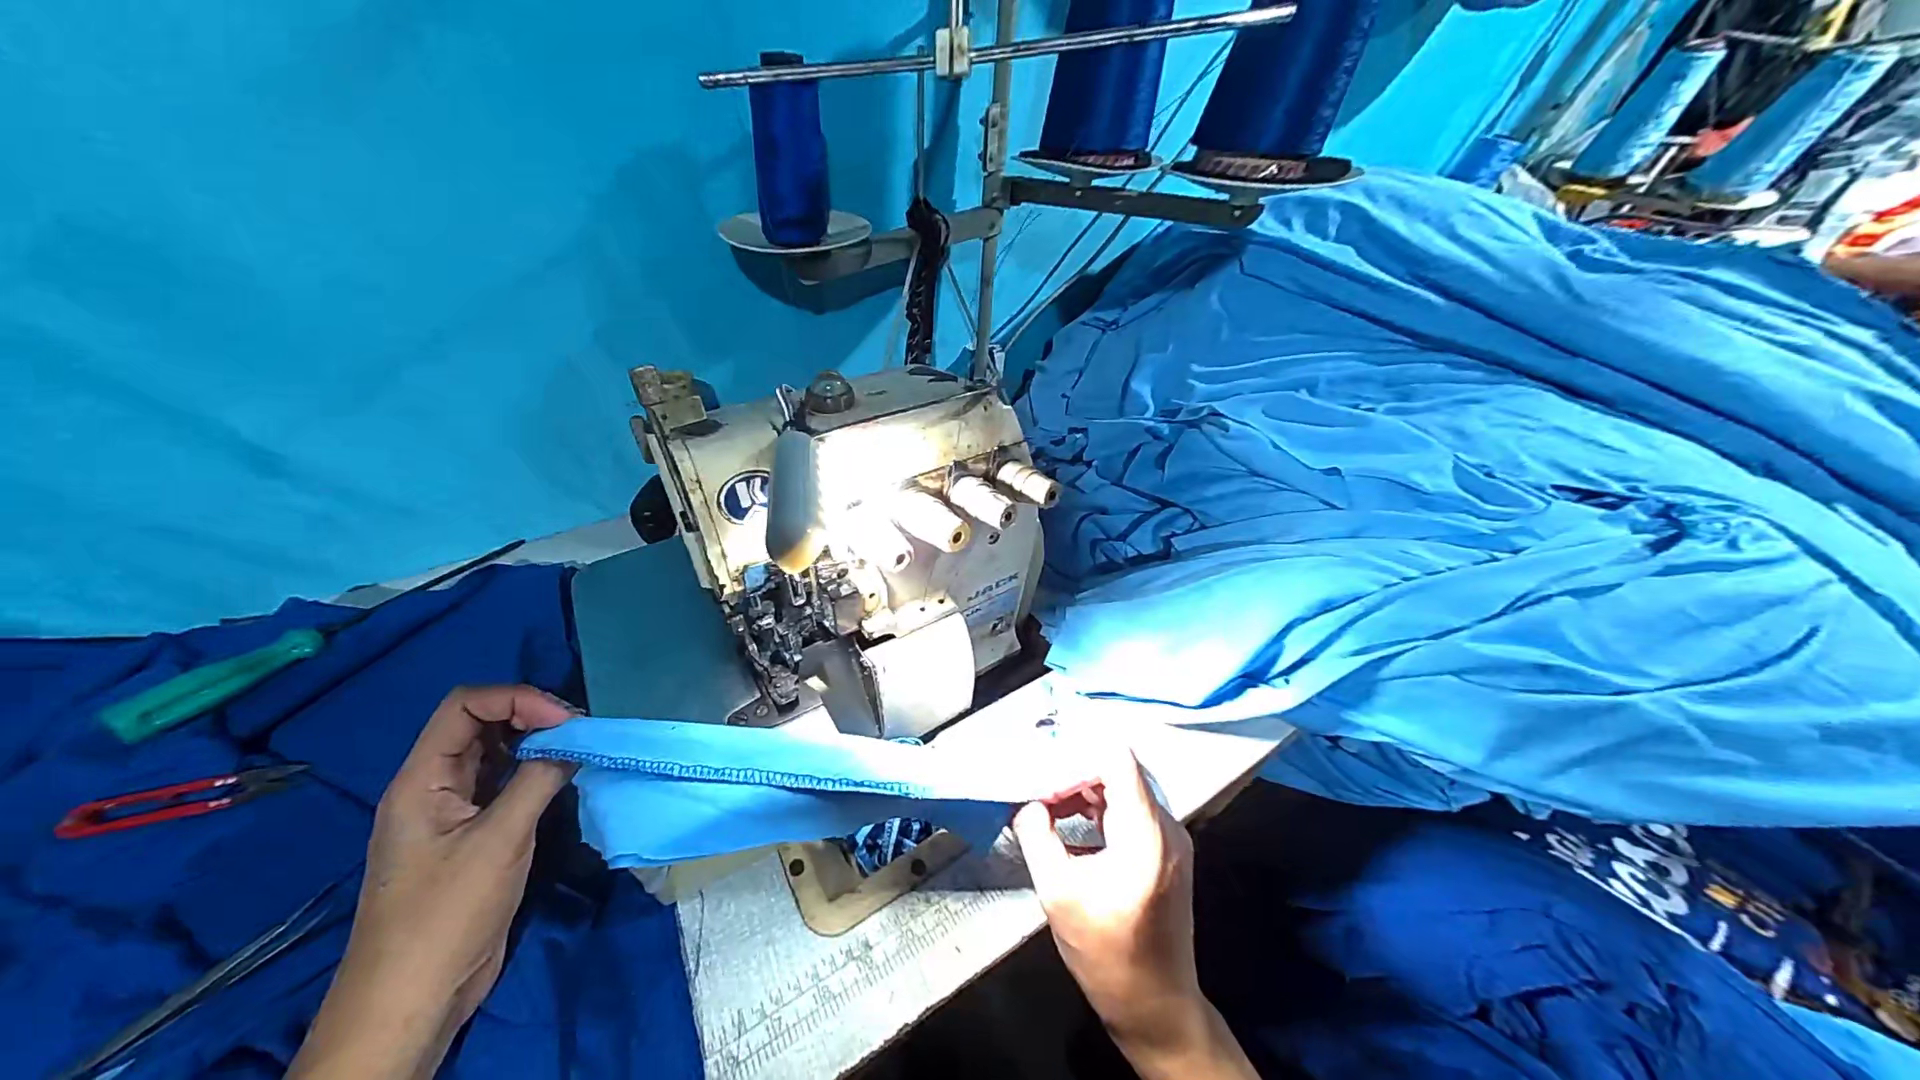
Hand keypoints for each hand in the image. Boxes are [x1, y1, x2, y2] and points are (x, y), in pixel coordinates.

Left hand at [290, 685, 578, 1079]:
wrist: (413, 998)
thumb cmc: (446, 914)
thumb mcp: (499, 841)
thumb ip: (538, 780)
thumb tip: (576, 740)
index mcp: (422, 779)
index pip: (465, 706)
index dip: (516, 699)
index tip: (565, 720)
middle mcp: (434, 785)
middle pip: (480, 723)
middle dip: (531, 715)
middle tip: (580, 730)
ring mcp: (452, 809)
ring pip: (495, 752)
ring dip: (537, 742)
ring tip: (579, 746)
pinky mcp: (472, 833)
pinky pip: (504, 783)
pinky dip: (536, 770)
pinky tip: (564, 774)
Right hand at [1012, 748, 1255, 1079]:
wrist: (1155, 1004)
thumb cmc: (1107, 954)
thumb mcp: (1058, 893)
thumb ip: (1038, 837)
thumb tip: (1028, 804)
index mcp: (1145, 834)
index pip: (1117, 760)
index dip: (1079, 750)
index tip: (1044, 758)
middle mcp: (1167, 828)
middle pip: (1121, 771)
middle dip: (1076, 769)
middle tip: (1038, 776)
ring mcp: (1171, 840)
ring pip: (1126, 789)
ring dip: (1086, 788)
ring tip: (1048, 796)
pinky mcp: (1167, 852)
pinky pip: (1133, 810)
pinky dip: (1101, 806)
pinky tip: (1071, 817)